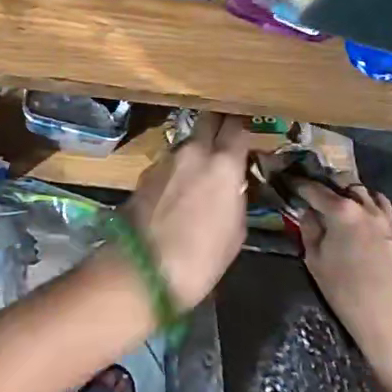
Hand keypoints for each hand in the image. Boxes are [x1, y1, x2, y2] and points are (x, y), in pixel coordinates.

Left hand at [124, 113, 249, 309]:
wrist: (142, 271)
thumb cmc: (201, 258)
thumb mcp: (236, 230)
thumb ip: (236, 196)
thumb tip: (233, 184)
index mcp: (223, 163)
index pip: (237, 126)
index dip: (244, 126)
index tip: (250, 130)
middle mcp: (193, 151)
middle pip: (208, 120)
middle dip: (218, 124)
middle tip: (227, 136)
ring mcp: (165, 159)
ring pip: (187, 142)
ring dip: (196, 150)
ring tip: (201, 171)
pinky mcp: (144, 174)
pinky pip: (168, 163)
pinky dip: (177, 170)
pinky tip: (177, 190)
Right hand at [297, 182, 391, 384]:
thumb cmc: (347, 294)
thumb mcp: (315, 262)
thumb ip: (309, 230)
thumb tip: (308, 213)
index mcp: (342, 211)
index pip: (315, 189)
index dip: (299, 184)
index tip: (289, 182)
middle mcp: (368, 207)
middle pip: (345, 184)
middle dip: (328, 185)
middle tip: (314, 194)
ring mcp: (388, 220)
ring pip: (368, 194)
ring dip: (352, 195)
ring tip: (341, 206)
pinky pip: (383, 211)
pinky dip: (370, 209)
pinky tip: (363, 224)